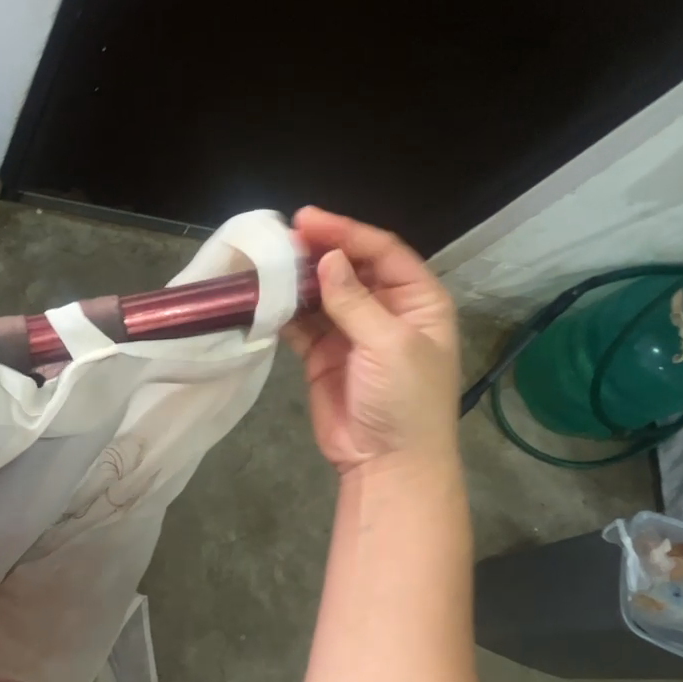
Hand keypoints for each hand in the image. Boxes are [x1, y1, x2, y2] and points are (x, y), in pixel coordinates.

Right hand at [284, 207, 460, 474]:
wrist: (386, 461)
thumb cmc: (404, 400)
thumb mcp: (388, 345)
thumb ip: (355, 303)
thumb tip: (326, 261)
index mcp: (418, 300)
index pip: (382, 253)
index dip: (346, 234)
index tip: (307, 220)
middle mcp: (385, 310)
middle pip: (349, 269)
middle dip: (319, 252)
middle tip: (281, 238)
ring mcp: (351, 334)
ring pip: (322, 295)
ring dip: (298, 281)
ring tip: (267, 264)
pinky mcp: (322, 357)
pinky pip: (302, 326)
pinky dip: (284, 313)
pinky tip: (264, 300)